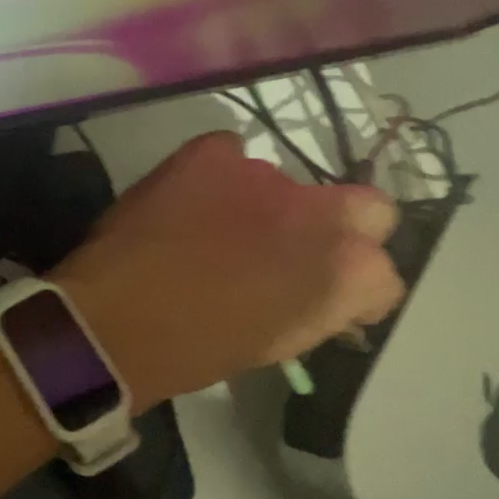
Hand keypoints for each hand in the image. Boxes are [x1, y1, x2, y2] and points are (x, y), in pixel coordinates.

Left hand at [49, 130, 403, 404]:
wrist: (115, 320)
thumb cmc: (198, 347)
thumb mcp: (281, 339)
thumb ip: (319, 302)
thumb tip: (325, 289)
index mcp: (349, 272)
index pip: (382, 270)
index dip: (353, 284)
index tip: (321, 293)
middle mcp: (321, 213)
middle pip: (364, 207)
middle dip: (336, 226)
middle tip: (286, 248)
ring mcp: (264, 174)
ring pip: (286, 180)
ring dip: (265, 202)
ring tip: (216, 228)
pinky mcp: (210, 152)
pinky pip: (229, 151)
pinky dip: (217, 172)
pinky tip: (189, 199)